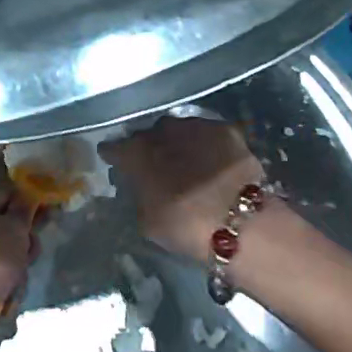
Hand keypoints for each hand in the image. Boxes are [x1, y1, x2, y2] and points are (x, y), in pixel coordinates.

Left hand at [0, 185, 37, 314]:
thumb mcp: (15, 227)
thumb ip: (24, 209)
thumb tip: (25, 195)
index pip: (8, 194)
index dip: (28, 200)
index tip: (47, 211)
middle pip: (11, 225)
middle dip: (26, 239)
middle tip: (31, 251)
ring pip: (10, 250)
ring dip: (20, 262)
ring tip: (19, 275)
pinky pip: (2, 270)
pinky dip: (11, 278)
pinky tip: (11, 289)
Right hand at [101, 117, 265, 263]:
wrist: (239, 221)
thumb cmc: (185, 225)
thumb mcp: (147, 221)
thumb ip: (138, 196)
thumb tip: (139, 187)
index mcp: (135, 153)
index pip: (113, 147)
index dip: (114, 156)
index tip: (115, 163)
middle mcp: (159, 130)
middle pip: (147, 134)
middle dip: (149, 147)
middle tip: (157, 166)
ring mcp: (192, 125)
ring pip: (177, 129)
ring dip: (177, 141)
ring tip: (187, 160)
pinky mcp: (222, 128)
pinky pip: (205, 132)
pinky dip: (206, 143)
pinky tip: (213, 159)